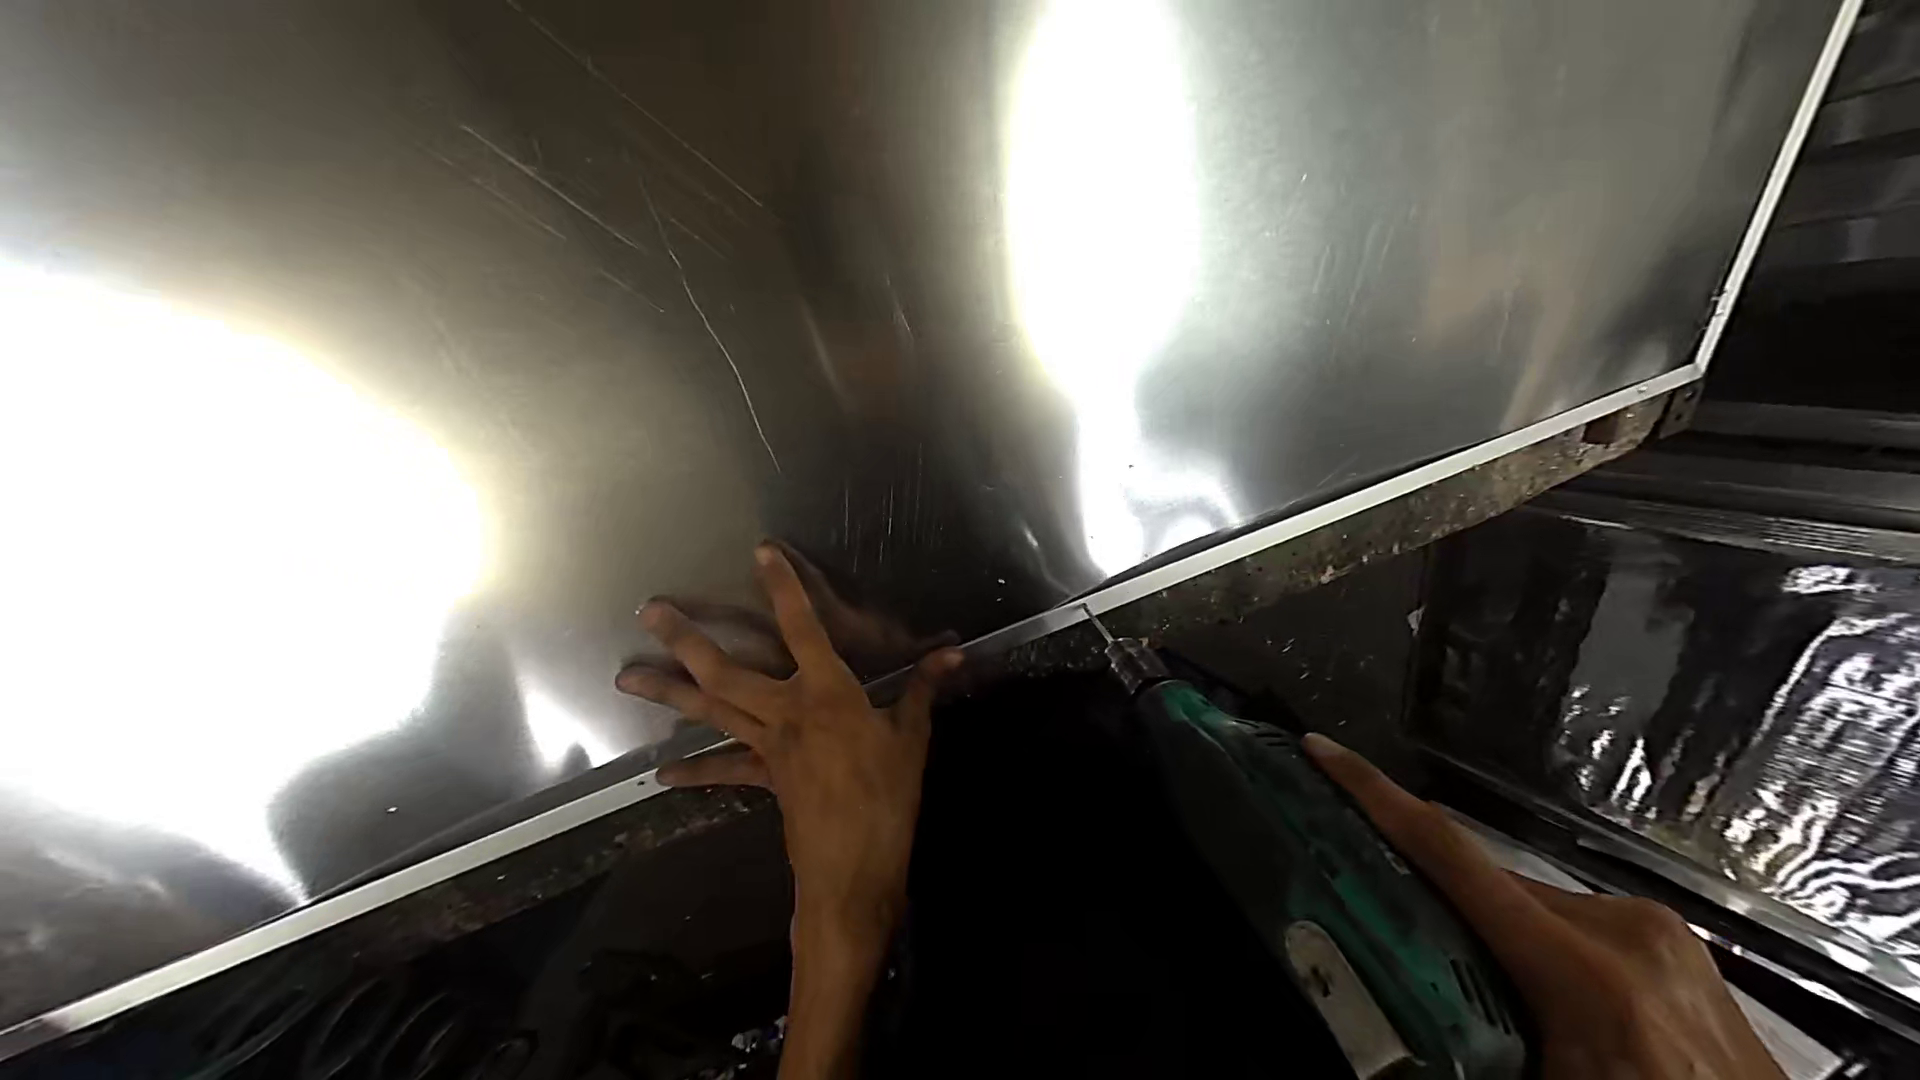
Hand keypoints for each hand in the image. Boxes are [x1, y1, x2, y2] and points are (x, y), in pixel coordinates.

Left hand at [616, 544, 961, 1079]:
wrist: (853, 872)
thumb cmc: (887, 797)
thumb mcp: (912, 738)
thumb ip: (922, 689)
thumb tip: (954, 651)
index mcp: (825, 694)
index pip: (802, 628)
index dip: (784, 588)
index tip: (763, 553)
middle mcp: (785, 712)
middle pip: (726, 671)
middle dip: (687, 639)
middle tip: (649, 610)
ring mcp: (766, 747)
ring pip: (711, 711)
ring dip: (669, 692)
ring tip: (626, 675)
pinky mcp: (762, 779)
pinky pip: (724, 769)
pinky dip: (696, 768)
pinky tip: (661, 772)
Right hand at [1303, 734, 1782, 1079]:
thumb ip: (1449, 1032)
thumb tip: (1366, 1004)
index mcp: (1582, 974)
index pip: (1448, 854)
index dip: (1374, 793)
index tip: (1321, 747)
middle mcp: (1621, 931)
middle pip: (1481, 877)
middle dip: (1429, 887)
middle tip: (1387, 914)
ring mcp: (1655, 931)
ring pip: (1522, 896)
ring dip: (1483, 918)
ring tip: (1471, 971)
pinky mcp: (1673, 939)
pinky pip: (1565, 914)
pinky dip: (1530, 933)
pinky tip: (1534, 981)